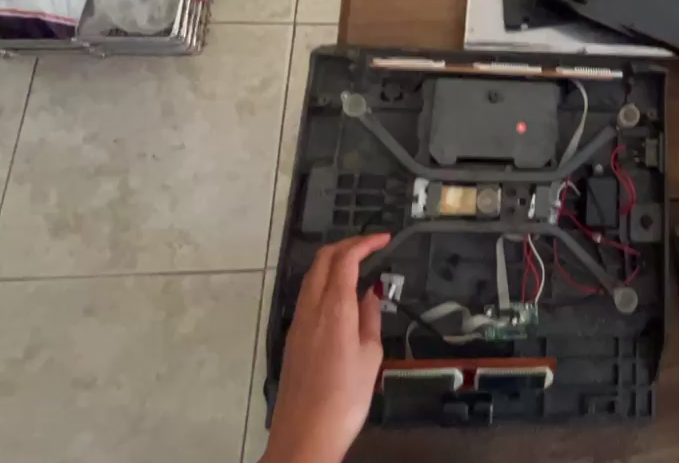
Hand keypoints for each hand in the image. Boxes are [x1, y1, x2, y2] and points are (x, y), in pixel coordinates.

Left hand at [263, 233, 391, 462]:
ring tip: (360, 266)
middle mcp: (311, 309)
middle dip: (347, 245)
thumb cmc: (344, 399)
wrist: (304, 439)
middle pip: (323, 260)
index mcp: (334, 309)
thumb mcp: (370, 356)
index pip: (345, 259)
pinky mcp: (293, 338)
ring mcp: (298, 323)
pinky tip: (343, 295)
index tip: (384, 239)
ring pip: (312, 276)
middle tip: (372, 246)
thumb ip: (370, 317)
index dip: (365, 243)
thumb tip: (370, 293)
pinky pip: (308, 295)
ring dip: (334, 262)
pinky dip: (326, 282)